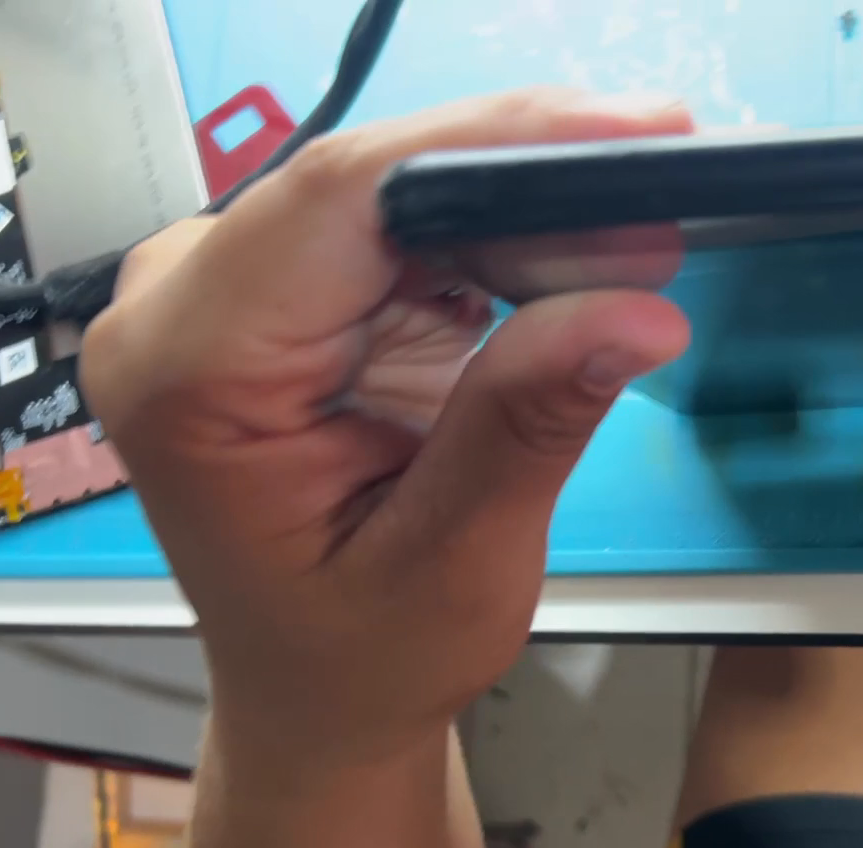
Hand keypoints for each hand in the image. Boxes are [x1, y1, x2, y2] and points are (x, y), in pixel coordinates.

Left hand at [82, 89, 692, 770]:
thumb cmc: (375, 652)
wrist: (330, 693)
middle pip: (376, 181)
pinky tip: (586, 259)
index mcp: (198, 369)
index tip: (632, 138)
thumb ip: (531, 423)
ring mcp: (257, 303)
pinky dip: (514, 247)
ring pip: (407, 201)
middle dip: (531, 171)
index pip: (347, 200)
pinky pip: (422, 245)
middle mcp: (200, 306)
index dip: (499, 151)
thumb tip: (642, 314)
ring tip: (643, 220)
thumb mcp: (463, 555)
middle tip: (665, 167)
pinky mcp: (317, 317)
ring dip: (533, 205)